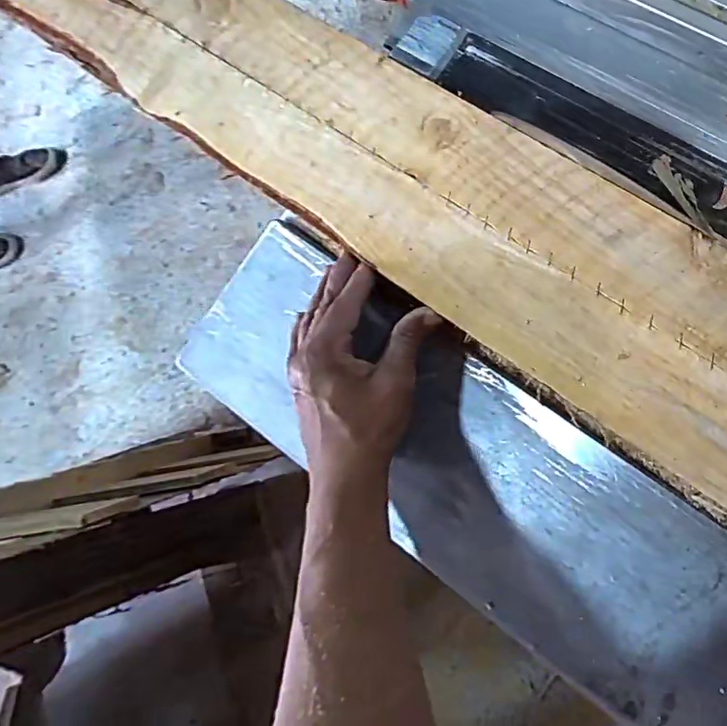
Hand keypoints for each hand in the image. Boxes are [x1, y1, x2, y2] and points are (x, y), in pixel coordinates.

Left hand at [287, 253, 440, 491]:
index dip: (358, 281)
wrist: (344, 472)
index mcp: (324, 351)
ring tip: (333, 276)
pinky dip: (312, 318)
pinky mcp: (302, 382)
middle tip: (346, 254)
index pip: (343, 306)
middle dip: (335, 281)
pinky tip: (312, 317)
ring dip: (323, 297)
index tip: (369, 257)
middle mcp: (304, 355)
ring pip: (308, 322)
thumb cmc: (371, 425)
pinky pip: (302, 337)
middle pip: (320, 309)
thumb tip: (427, 310)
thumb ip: (406, 341)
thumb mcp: (396, 381)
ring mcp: (299, 370)